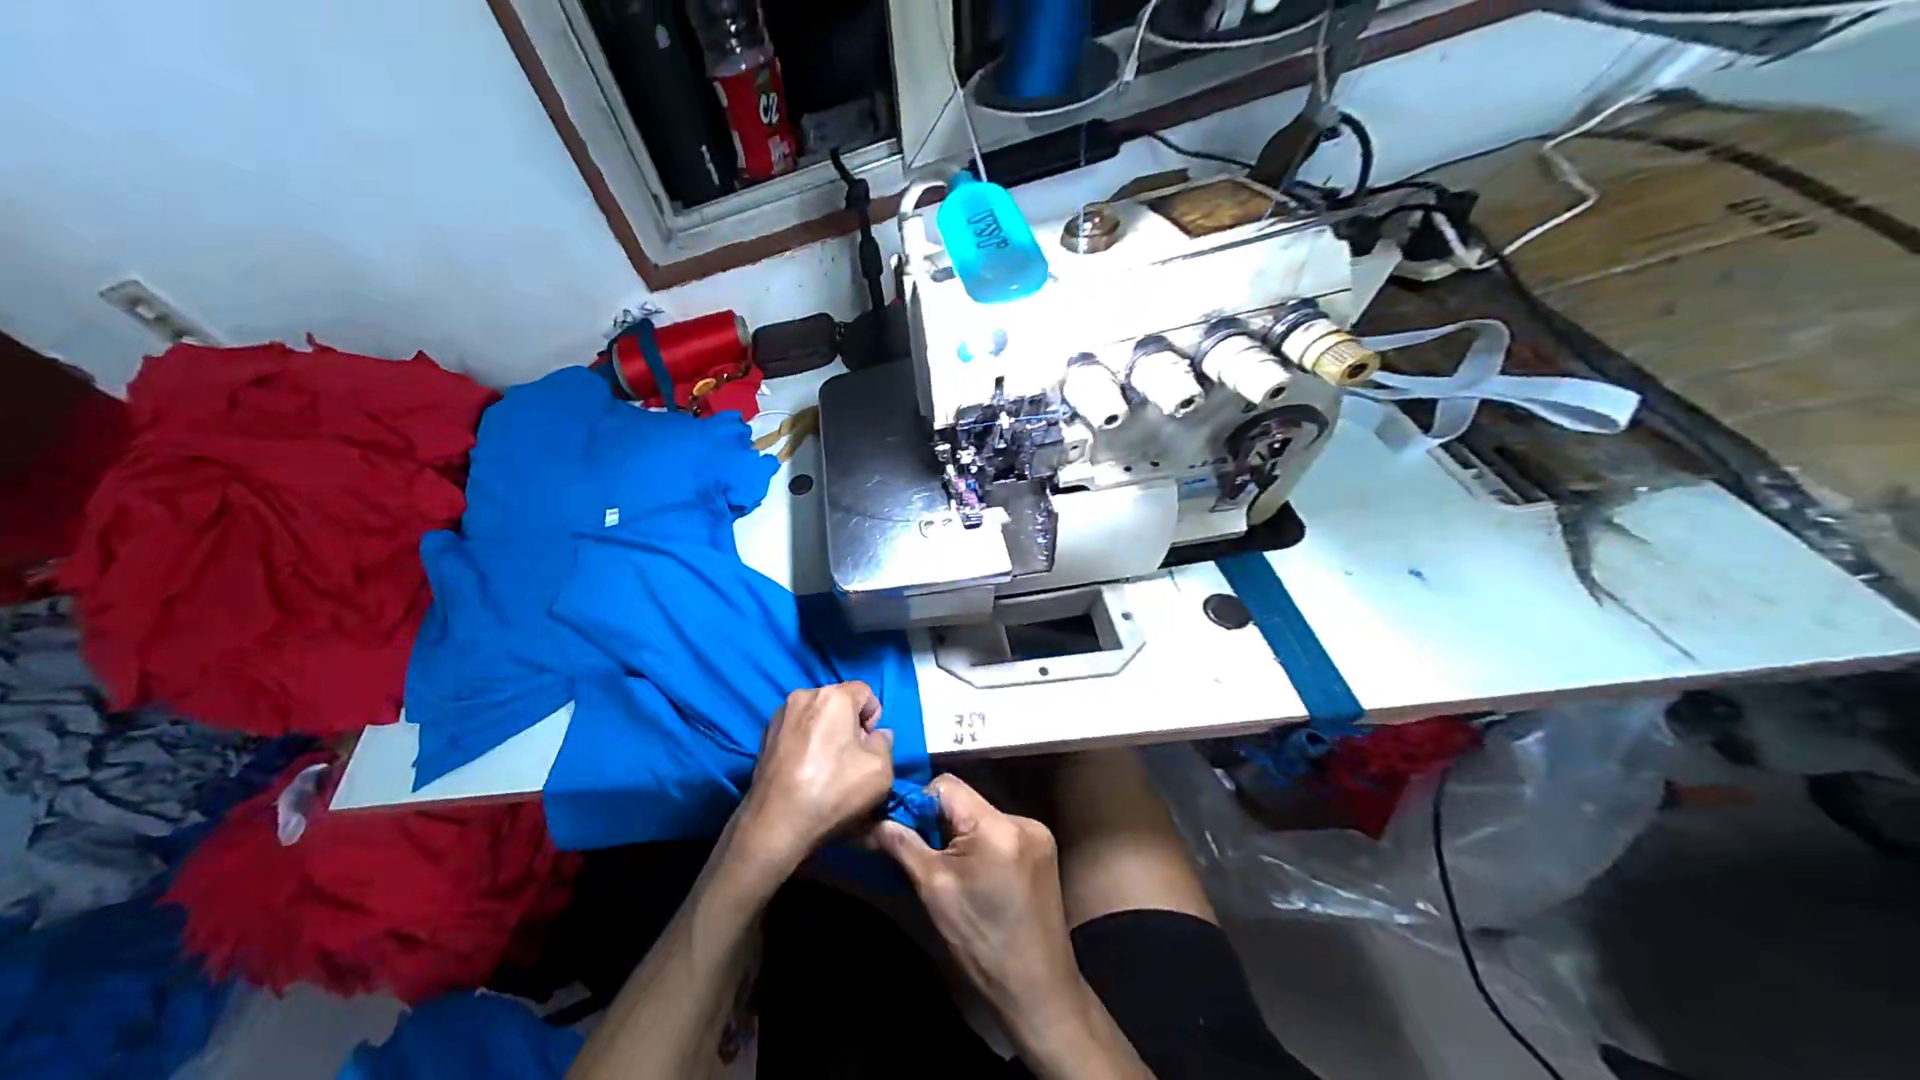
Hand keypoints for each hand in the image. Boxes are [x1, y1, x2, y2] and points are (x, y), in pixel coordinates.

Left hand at [738, 682, 895, 865]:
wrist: (776, 824)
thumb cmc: (833, 791)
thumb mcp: (881, 770)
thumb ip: (885, 743)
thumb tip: (875, 736)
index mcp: (833, 696)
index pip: (865, 692)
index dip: (873, 718)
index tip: (867, 747)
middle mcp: (803, 696)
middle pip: (837, 702)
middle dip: (848, 724)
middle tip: (849, 759)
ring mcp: (778, 716)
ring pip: (814, 716)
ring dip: (824, 733)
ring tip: (824, 767)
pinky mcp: (763, 737)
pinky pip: (795, 731)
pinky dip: (804, 744)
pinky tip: (803, 772)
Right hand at [868, 775, 1083, 1022]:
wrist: (1036, 989)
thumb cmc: (980, 942)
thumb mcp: (933, 890)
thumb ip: (903, 845)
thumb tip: (874, 819)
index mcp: (996, 825)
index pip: (945, 786)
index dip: (917, 803)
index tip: (901, 831)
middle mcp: (1021, 819)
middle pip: (964, 801)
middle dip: (937, 823)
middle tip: (921, 856)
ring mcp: (1037, 834)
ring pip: (980, 817)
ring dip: (959, 836)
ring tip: (949, 872)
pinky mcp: (1042, 850)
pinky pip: (999, 833)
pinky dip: (981, 846)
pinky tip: (977, 878)